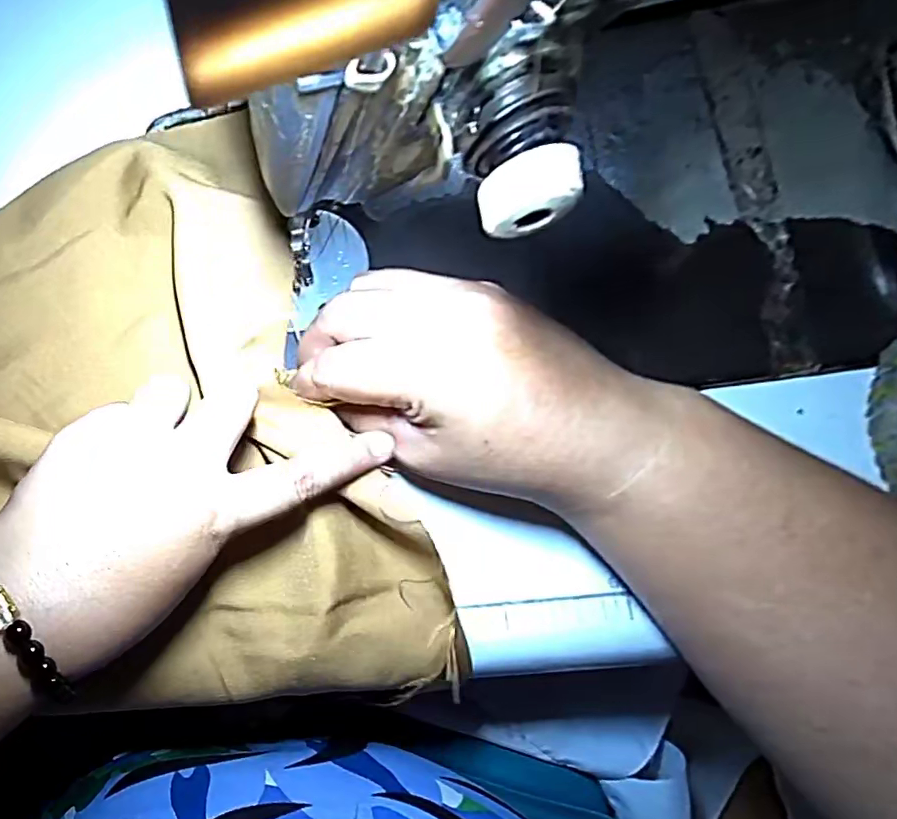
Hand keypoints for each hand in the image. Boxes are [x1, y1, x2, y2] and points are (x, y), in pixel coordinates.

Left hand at [0, 375, 394, 676]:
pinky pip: (117, 412)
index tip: (376, 441)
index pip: (292, 484)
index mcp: (213, 516)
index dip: (341, 462)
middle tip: (212, 417)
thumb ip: (200, 518)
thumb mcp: (178, 571)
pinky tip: (87, 465)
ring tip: (136, 442)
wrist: (25, 603)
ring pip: (168, 388)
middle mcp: (184, 465)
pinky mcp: (89, 427)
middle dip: (230, 401)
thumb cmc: (110, 612)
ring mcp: (134, 438)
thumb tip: (196, 483)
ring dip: (163, 409)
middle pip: (230, 397)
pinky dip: (114, 431)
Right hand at [288, 269, 679, 514]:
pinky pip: (406, 279)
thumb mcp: (423, 458)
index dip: (308, 383)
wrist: (593, 430)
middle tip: (317, 376)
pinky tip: (383, 332)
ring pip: (368, 284)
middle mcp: (441, 314)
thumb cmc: (510, 459)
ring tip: (345, 350)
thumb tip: (334, 398)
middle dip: (316, 344)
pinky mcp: (478, 285)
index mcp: (427, 368)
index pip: (336, 362)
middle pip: (342, 311)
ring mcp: (462, 291)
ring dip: (344, 317)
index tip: (302, 397)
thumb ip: (367, 421)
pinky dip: (379, 303)